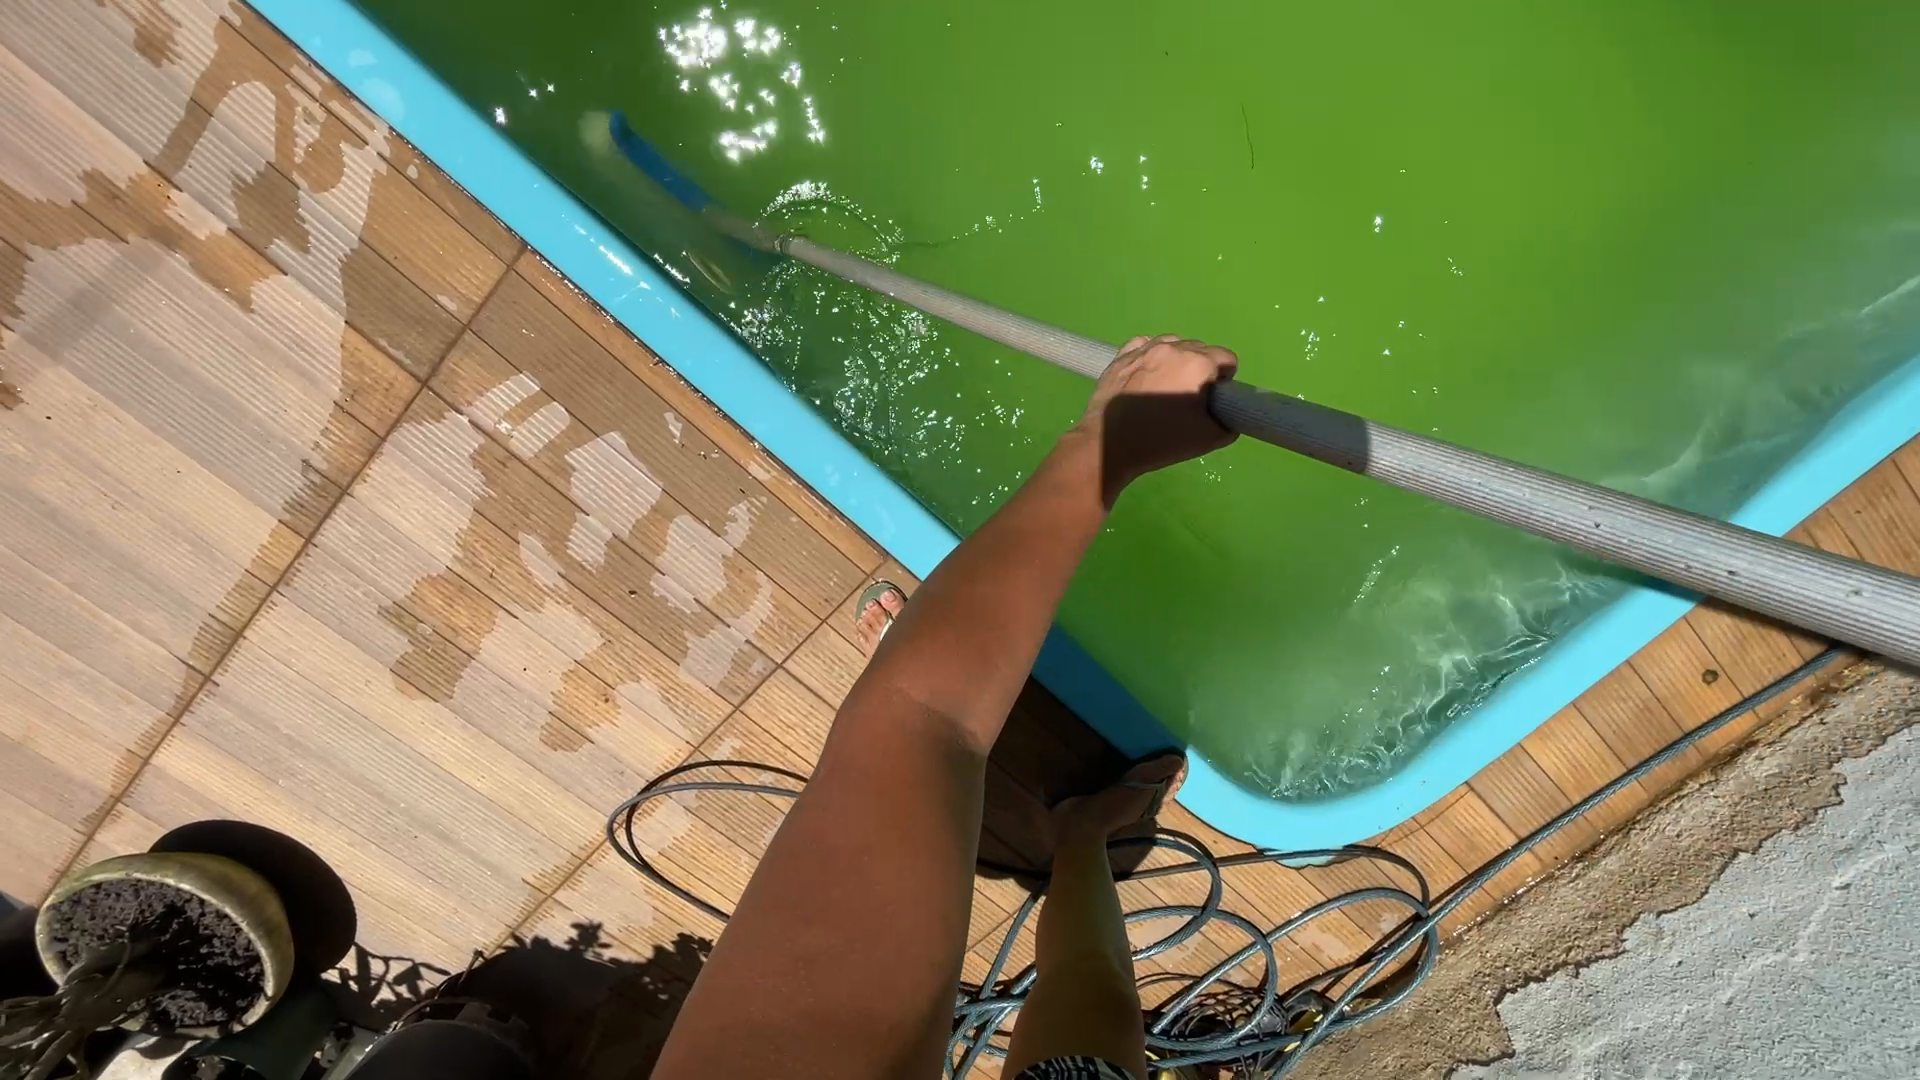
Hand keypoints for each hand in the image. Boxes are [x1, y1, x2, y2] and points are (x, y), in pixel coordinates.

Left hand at [1075, 335, 1238, 503]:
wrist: (1110, 444)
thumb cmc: (1161, 441)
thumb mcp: (1208, 439)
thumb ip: (1229, 424)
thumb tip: (1228, 415)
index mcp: (1198, 363)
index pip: (1226, 359)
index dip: (1224, 379)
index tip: (1212, 398)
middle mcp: (1173, 347)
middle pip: (1200, 349)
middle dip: (1200, 369)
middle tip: (1188, 396)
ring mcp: (1144, 349)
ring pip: (1172, 344)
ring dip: (1177, 359)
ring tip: (1166, 384)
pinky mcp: (1121, 356)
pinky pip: (1145, 345)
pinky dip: (1151, 355)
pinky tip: (1147, 374)